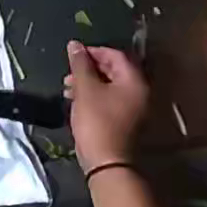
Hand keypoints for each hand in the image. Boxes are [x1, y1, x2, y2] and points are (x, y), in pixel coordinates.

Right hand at [64, 39, 148, 170]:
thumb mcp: (85, 89)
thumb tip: (74, 44)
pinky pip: (110, 99)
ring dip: (89, 82)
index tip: (73, 55)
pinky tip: (76, 100)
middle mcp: (139, 91)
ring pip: (110, 85)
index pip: (116, 55)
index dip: (93, 51)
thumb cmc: (97, 121)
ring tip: (68, 87)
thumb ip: (80, 64)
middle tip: (69, 73)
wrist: (106, 161)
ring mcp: (134, 107)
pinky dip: (93, 95)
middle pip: (114, 69)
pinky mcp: (125, 119)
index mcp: (134, 81)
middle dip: (89, 68)